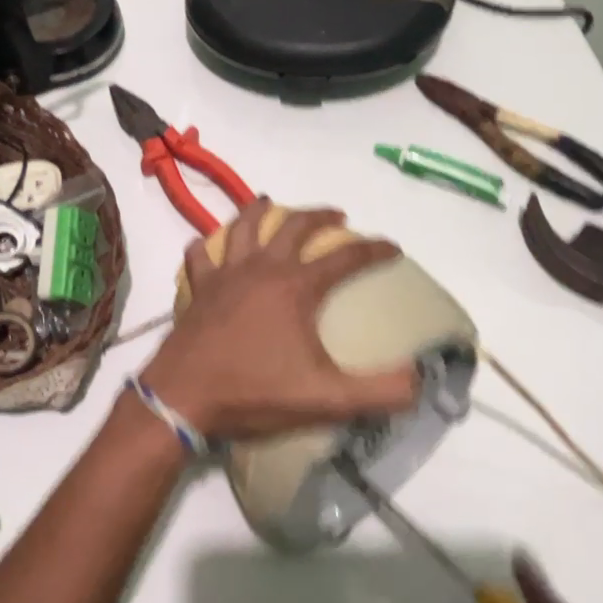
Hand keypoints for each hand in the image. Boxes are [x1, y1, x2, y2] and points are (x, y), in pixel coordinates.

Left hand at [138, 198, 419, 439]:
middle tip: (336, 215)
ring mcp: (225, 275)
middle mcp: (261, 269)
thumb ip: (381, 391)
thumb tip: (420, 379)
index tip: (392, 246)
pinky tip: (212, 243)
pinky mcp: (198, 289)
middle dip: (319, 216)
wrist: (182, 397)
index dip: (373, 249)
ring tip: (271, 202)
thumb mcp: (327, 400)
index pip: (345, 257)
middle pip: (294, 227)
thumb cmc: (255, 393)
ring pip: (244, 227)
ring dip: (261, 211)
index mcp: (296, 287)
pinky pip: (201, 255)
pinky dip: (209, 243)